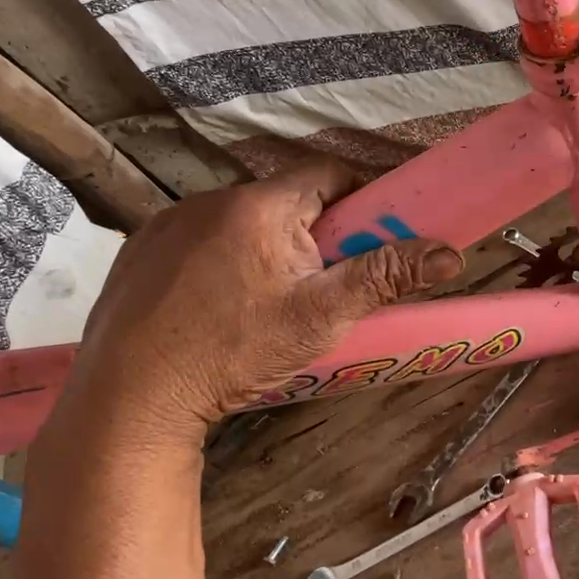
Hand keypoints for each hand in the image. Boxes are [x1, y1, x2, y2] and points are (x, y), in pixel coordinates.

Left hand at [63, 159, 464, 446]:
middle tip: (326, 278)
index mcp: (260, 206)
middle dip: (316, 229)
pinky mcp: (138, 252)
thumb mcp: (324, 315)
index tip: (370, 238)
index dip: (359, 200)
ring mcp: (166, 225)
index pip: (330, 174)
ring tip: (272, 297)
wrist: (127, 404)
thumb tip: (452, 254)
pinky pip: (201, 238)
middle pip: (288, 198)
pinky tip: (221, 302)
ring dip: (269, 242)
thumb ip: (387, 275)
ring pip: (244, 219)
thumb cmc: (235, 352)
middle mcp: (210, 201)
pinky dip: (223, 257)